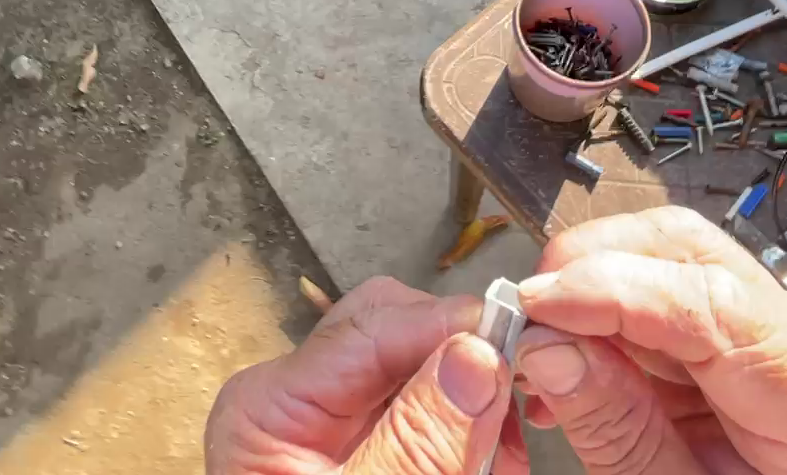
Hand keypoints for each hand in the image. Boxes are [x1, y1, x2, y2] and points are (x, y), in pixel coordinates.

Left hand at [204, 276, 528, 474]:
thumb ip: (417, 445)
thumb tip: (475, 356)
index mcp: (270, 405)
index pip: (366, 327)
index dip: (445, 325)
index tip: (512, 343)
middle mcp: (297, 396)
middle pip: (392, 329)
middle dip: (460, 357)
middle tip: (517, 406)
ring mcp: (330, 418)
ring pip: (417, 361)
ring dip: (472, 395)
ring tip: (507, 452)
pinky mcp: (366, 442)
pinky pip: (424, 406)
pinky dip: (465, 428)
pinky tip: (490, 462)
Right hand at [512, 206, 786, 474]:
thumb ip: (623, 440)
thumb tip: (547, 349)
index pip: (710, 301)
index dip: (609, 288)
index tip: (535, 305)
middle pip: (687, 248)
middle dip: (592, 263)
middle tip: (532, 315)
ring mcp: (772, 338)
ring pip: (663, 259)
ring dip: (588, 287)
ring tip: (544, 346)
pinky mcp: (737, 346)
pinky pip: (656, 298)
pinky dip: (601, 318)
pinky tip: (572, 366)